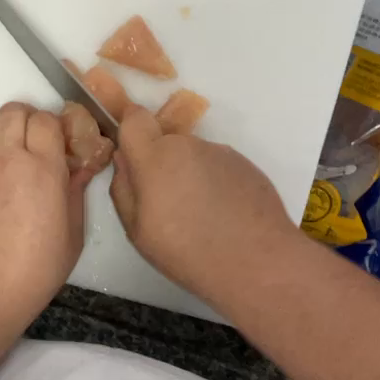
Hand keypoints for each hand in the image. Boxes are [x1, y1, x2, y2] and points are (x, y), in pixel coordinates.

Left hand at [0, 101, 93, 322]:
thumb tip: (79, 171)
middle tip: (45, 144)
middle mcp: (8, 159)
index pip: (47, 120)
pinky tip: (6, 181)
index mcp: (42, 168)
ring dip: (9, 131)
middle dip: (31, 118)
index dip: (59, 127)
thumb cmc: (35, 269)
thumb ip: (75, 193)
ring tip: (23, 158)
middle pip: (14, 111)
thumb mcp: (72, 234)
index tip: (68, 145)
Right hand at [109, 104, 293, 300]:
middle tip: (165, 204)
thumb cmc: (186, 250)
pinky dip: (212, 184)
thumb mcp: (137, 231)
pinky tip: (220, 215)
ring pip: (192, 156)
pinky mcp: (246, 165)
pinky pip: (216, 167)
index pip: (135, 118)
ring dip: (188, 176)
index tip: (130, 153)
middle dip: (159, 164)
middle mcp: (189, 146)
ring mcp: (221, 153)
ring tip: (198, 215)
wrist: (256, 260)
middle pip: (165, 141)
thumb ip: (124, 189)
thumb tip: (124, 161)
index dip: (128, 129)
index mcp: (156, 158)